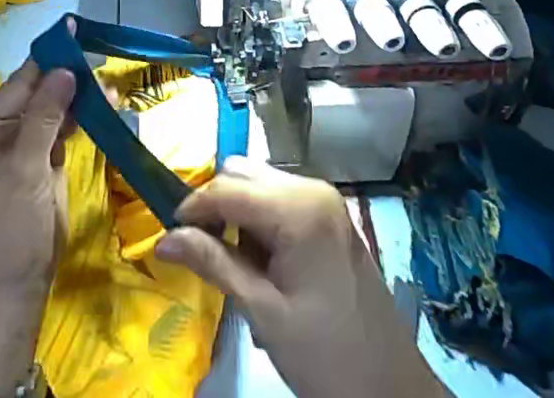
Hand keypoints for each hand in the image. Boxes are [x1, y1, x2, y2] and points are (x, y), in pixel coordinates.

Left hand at [0, 62, 76, 395]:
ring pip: (57, 109)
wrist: (16, 287)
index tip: (75, 29)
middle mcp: (4, 131)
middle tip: (100, 52)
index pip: (21, 83)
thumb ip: (44, 118)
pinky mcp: (47, 162)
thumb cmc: (10, 226)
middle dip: (69, 74)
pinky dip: (85, 117)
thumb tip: (64, 71)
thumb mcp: (24, 169)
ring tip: (109, 78)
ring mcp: (27, 147)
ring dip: (81, 94)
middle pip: (40, 92)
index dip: (49, 57)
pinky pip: (66, 130)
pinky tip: (106, 103)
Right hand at [156, 158, 449, 397]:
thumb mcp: (263, 311)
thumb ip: (213, 264)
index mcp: (299, 208)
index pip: (227, 189)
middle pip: (242, 175)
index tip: (167, 236)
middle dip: (215, 207)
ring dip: (236, 214)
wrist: (391, 387)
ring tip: (231, 262)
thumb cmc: (326, 353)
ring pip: (258, 184)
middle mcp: (312, 189)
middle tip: (198, 249)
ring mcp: (324, 200)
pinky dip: (258, 221)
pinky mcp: (328, 215)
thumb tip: (162, 239)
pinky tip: (258, 262)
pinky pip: (278, 200)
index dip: (192, 208)